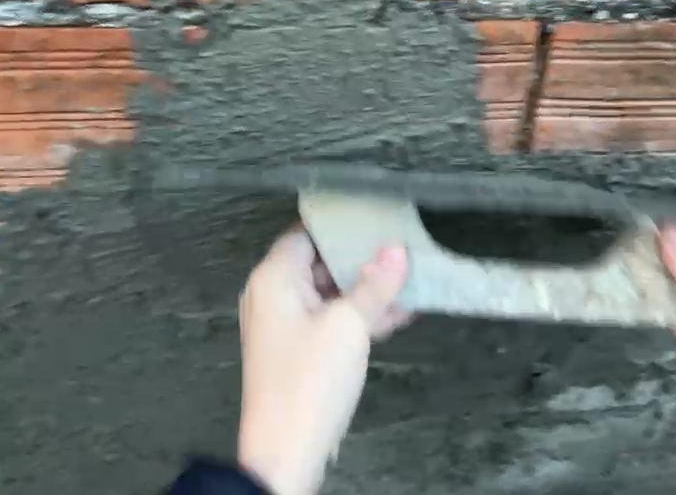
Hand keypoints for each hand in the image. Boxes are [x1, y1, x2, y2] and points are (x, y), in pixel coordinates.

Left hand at [236, 229, 409, 494]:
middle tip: (396, 252)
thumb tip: (395, 250)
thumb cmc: (306, 385)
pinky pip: (327, 321)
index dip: (340, 227)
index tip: (372, 220)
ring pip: (327, 294)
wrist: (285, 455)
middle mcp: (271, 295)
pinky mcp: (295, 351)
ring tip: (404, 284)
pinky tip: (393, 317)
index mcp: (274, 278)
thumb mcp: (350, 325)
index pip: (306, 232)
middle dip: (359, 261)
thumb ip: (375, 284)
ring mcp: (282, 325)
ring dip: (363, 292)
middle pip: (319, 262)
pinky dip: (354, 318)